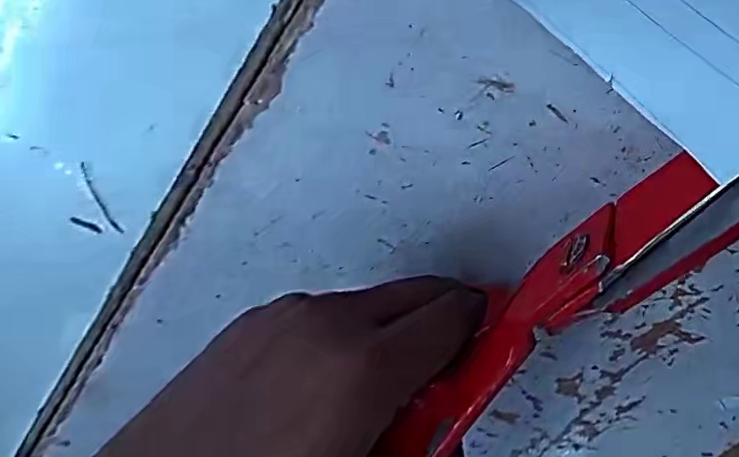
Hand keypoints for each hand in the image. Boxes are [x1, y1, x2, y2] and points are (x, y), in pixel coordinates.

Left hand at [95, 277, 483, 456]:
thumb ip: (418, 443)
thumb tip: (448, 430)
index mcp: (361, 370)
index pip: (455, 313)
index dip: (480, 326)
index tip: (489, 340)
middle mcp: (328, 325)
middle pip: (420, 296)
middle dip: (439, 327)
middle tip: (438, 376)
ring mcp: (284, 318)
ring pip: (369, 307)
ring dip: (384, 337)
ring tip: (359, 402)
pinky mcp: (248, 324)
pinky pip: (318, 318)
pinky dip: (334, 341)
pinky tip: (308, 397)